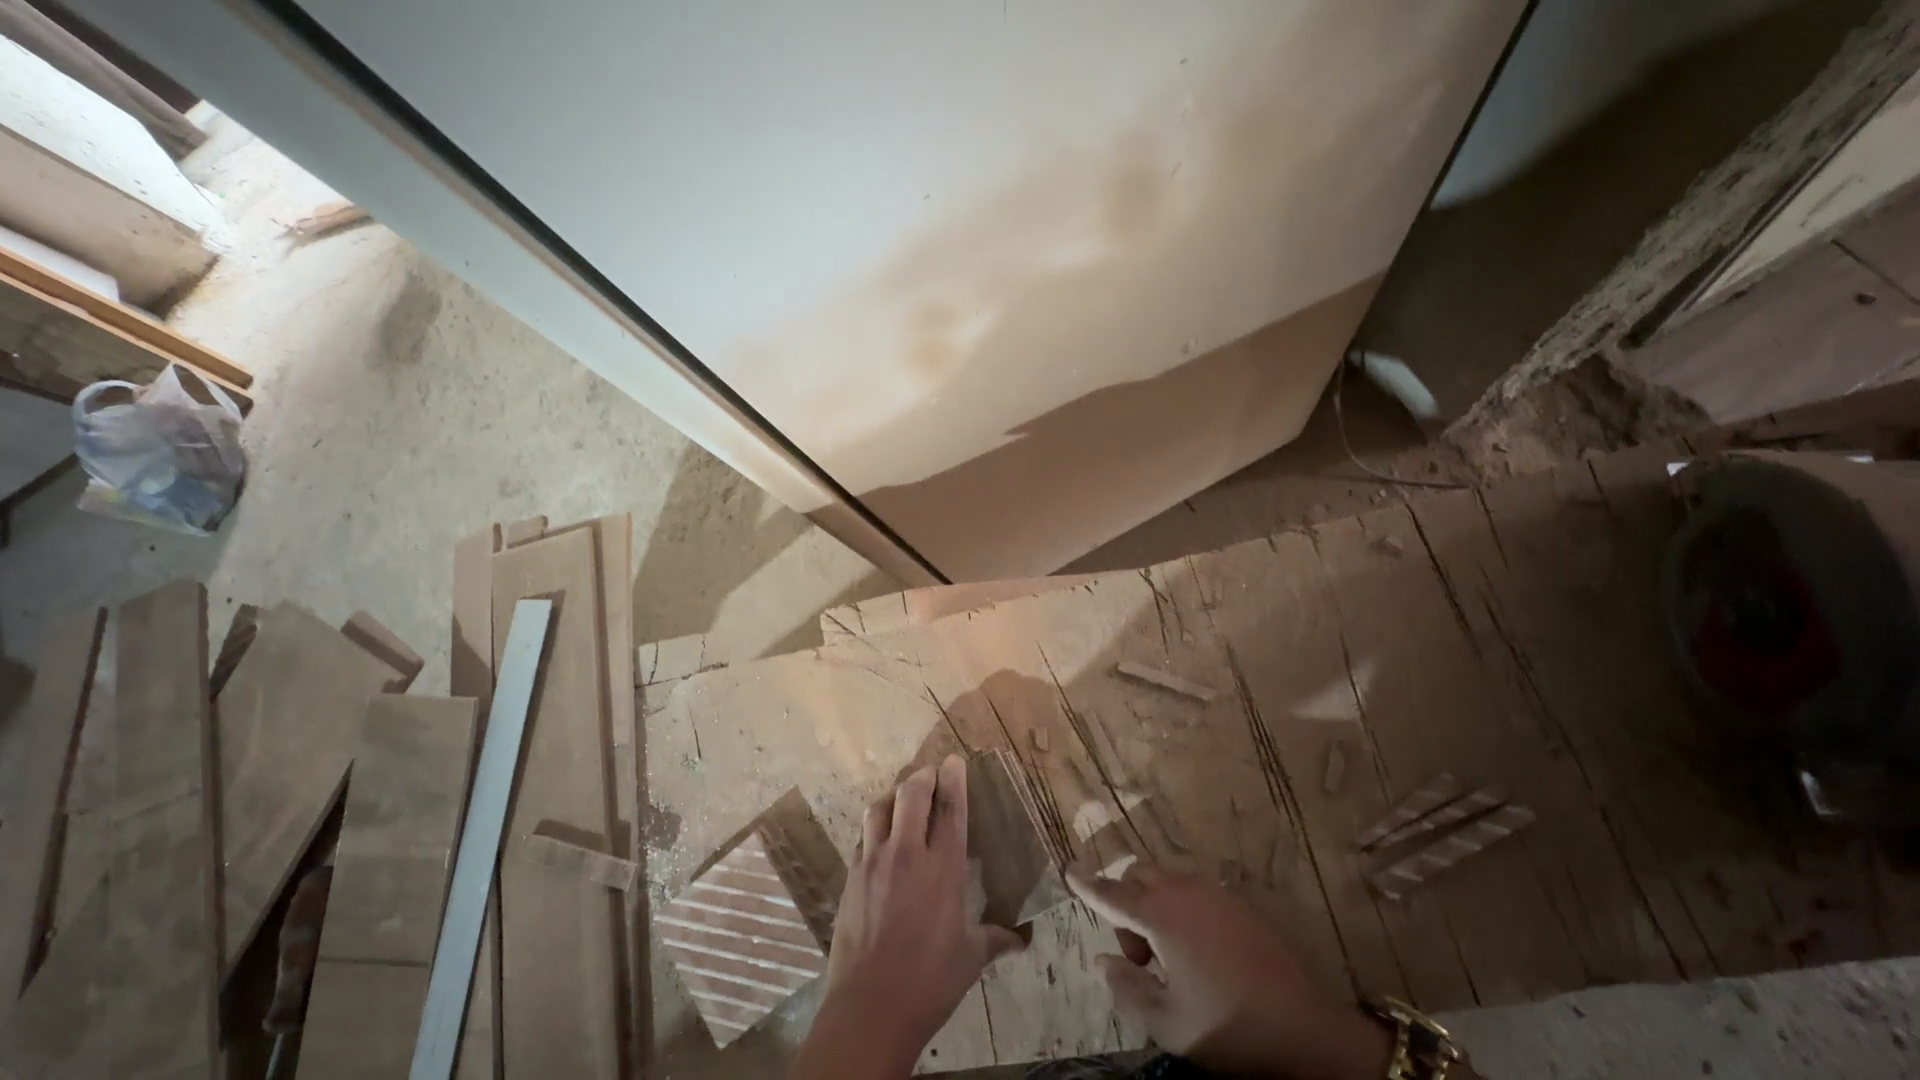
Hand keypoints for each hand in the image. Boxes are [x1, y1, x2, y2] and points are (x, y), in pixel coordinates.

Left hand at [790, 755, 1024, 1079]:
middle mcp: (907, 856)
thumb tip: (1020, 940)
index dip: (954, 781)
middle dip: (922, 777)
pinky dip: (873, 829)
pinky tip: (879, 839)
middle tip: (930, 773)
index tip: (954, 760)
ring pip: (878, 810)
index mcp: (943, 869)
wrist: (870, 1006)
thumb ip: (995, 939)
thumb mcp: (970, 958)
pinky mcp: (850, 879)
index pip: (951, 810)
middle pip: (911, 797)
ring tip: (901, 798)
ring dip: (892, 797)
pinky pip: (862, 839)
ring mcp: (873, 864)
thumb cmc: (930, 981)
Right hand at [1068, 860, 1390, 1079]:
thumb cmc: (1228, 1027)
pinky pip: (1192, 889)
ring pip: (1166, 879)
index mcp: (1163, 918)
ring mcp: (1216, 894)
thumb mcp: (1166, 1023)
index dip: (1087, 884)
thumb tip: (1105, 960)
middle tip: (1140, 959)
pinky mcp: (1239, 905)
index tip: (1068, 868)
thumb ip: (1126, 988)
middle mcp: (1186, 893)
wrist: (1305, 1029)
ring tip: (1169, 958)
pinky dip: (1179, 907)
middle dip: (1126, 906)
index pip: (1112, 894)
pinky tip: (1196, 952)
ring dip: (1153, 906)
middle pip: (1138, 877)